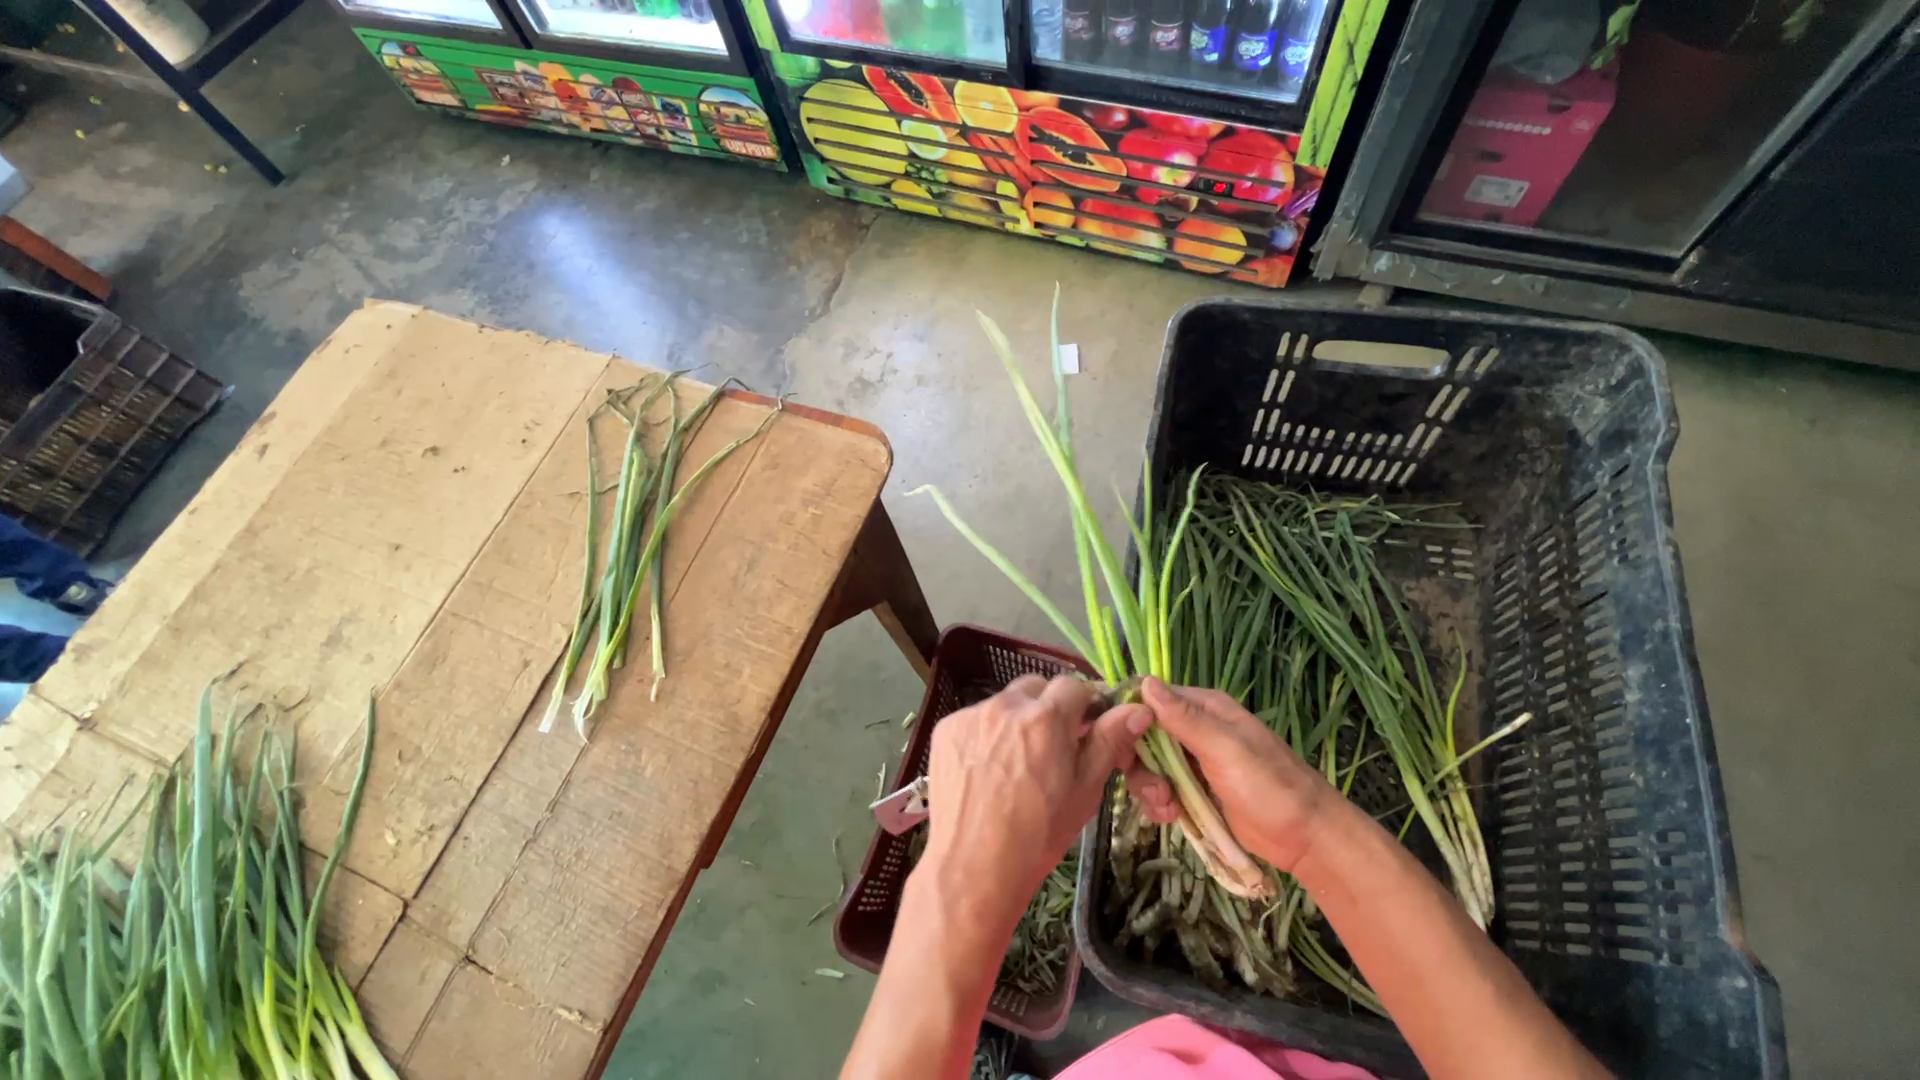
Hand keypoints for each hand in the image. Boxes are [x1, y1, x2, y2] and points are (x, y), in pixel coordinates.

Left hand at [920, 674, 1152, 928]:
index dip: (1083, 706)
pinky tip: (986, 770)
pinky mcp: (946, 729)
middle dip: (1047, 708)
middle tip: (1051, 748)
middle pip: (1036, 688)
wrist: (974, 866)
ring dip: (1016, 721)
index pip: (1073, 686)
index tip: (1085, 729)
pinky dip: (986, 735)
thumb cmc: (1039, 833)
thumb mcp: (1085, 790)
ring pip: (1004, 704)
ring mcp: (971, 715)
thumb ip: (1109, 741)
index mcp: (1046, 717)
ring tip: (1015, 765)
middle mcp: (1006, 705)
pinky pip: (975, 720)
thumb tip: (1138, 709)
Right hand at [1124, 677, 1339, 872]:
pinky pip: (1161, 788)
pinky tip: (1171, 817)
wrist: (1304, 839)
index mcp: (1205, 708)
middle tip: (1157, 790)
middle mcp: (1195, 728)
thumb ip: (1185, 718)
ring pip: (1148, 764)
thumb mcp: (1225, 748)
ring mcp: (1193, 761)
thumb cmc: (1269, 787)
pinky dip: (1159, 803)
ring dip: (1150, 787)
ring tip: (1167, 808)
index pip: (1150, 699)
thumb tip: (1145, 681)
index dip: (1130, 720)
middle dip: (1140, 763)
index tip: (1122, 748)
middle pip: (1142, 735)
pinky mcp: (1193, 789)